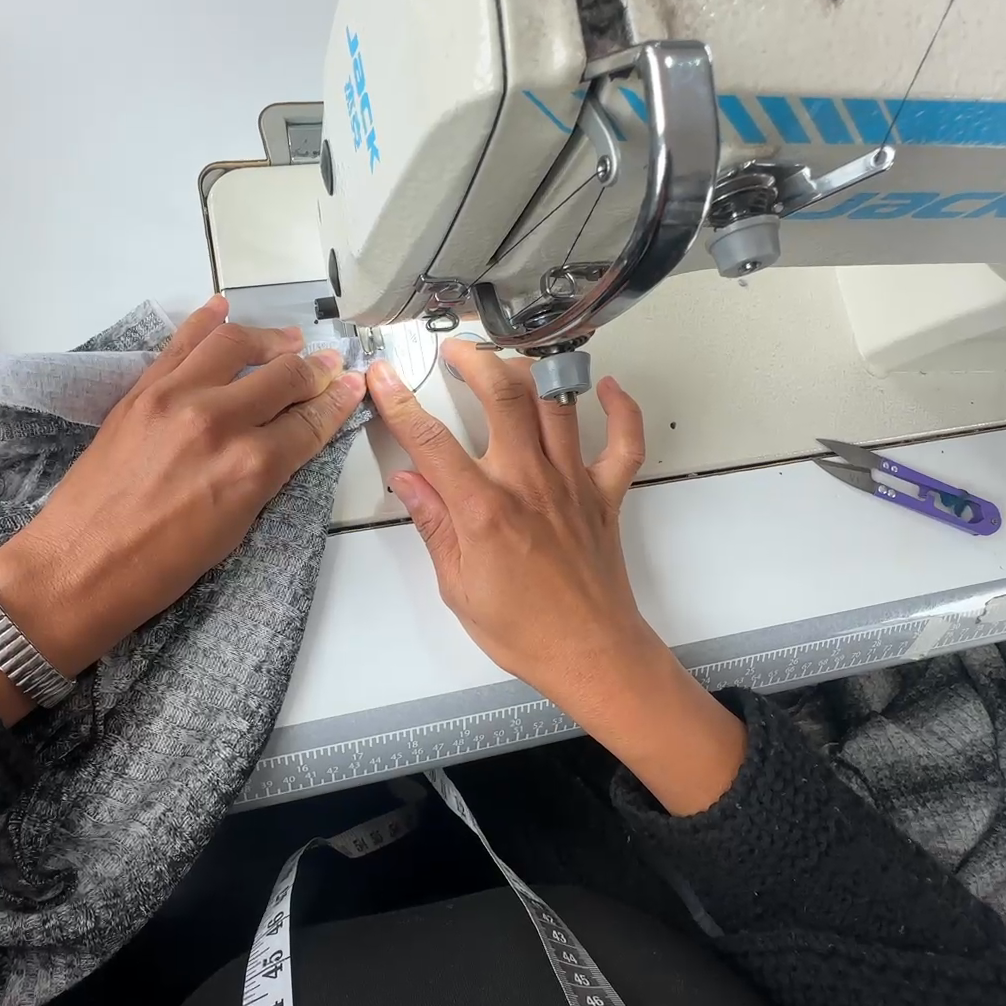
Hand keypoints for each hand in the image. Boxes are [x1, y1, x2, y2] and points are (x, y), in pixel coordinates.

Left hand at [0, 296, 367, 723]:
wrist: (79, 568)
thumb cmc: (163, 568)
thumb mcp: (236, 528)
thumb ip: (267, 474)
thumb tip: (289, 438)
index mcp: (251, 467)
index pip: (310, 421)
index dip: (338, 401)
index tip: (354, 385)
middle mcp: (219, 421)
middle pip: (283, 376)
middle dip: (316, 368)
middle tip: (329, 363)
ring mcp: (175, 398)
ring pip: (235, 343)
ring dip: (270, 337)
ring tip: (288, 339)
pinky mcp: (141, 391)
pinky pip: (180, 343)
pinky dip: (206, 322)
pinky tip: (223, 310)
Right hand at [368, 339, 745, 813]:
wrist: (590, 655)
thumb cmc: (522, 631)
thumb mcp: (457, 585)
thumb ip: (433, 525)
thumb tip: (407, 481)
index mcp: (484, 510)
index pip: (431, 441)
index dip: (400, 402)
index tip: (382, 376)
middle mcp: (529, 483)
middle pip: (503, 395)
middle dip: (474, 360)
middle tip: (454, 351)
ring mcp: (572, 483)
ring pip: (557, 402)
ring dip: (532, 370)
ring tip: (508, 360)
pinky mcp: (605, 494)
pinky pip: (623, 440)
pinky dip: (621, 408)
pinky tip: (606, 386)